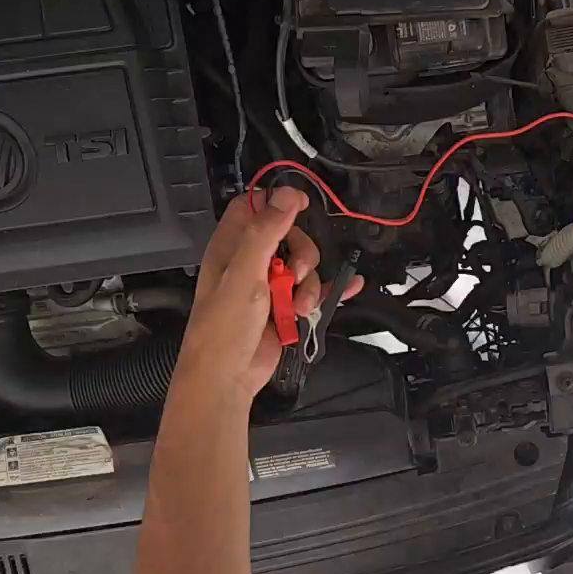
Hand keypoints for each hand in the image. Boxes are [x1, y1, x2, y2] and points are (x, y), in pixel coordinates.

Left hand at [175, 187, 363, 401]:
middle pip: (289, 237)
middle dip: (303, 253)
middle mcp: (250, 263)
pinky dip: (329, 291)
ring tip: (299, 306)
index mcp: (231, 248)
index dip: (277, 202)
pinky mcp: (285, 309)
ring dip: (310, 285)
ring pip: (305, 268)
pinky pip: (314, 293)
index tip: (301, 205)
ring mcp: (269, 287)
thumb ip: (265, 233)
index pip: (253, 207)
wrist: (228, 378)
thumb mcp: (245, 275)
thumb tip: (285, 194)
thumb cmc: (223, 329)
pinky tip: (349, 287)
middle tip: (298, 273)